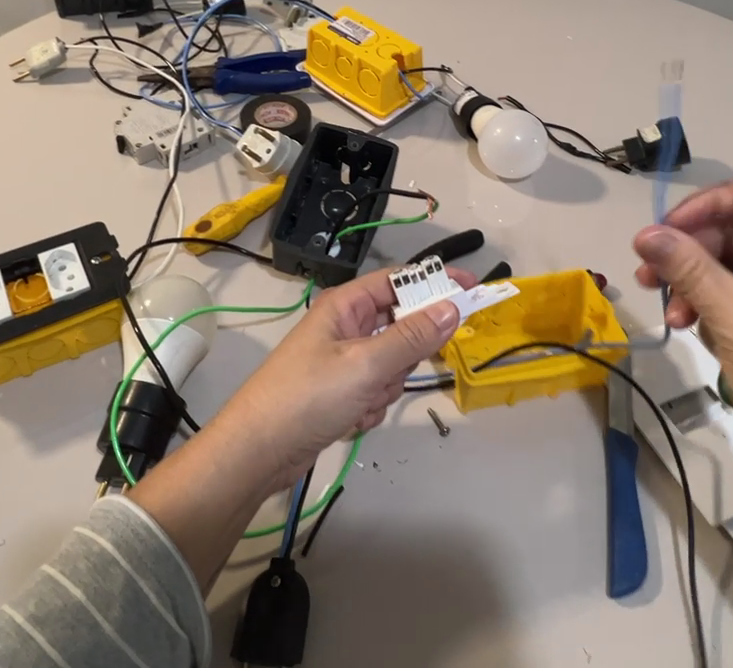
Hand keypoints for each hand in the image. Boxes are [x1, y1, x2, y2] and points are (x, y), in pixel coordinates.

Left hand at [213, 266, 472, 490]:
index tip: (472, 288)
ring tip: (360, 401)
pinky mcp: (340, 392)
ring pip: (392, 364)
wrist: (259, 451)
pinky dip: (371, 406)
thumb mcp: (367, 364)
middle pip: (400, 326)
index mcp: (345, 305)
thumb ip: (413, 337)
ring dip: (385, 387)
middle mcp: (344, 326)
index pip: (399, 280)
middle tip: (389, 373)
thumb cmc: (309, 397)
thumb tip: (452, 306)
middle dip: (403, 356)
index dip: (435, 281)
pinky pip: (376, 391)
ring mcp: (342, 360)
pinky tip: (350, 419)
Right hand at [632, 178, 732, 483]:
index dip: (707, 205)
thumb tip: (645, 233)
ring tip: (672, 313)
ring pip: (729, 265)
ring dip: (692, 282)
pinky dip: (707, 305)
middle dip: (691, 251)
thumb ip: (690, 270)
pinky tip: (692, 327)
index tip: (665, 230)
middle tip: (650, 277)